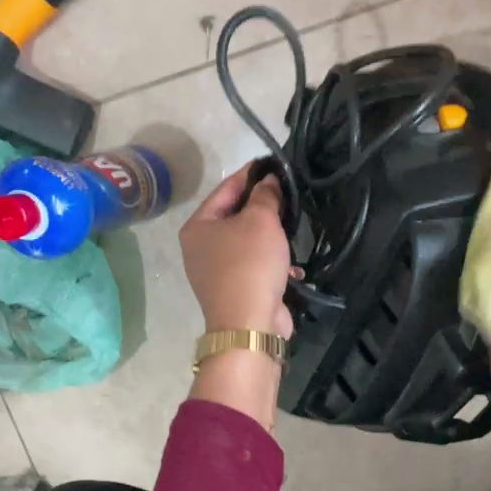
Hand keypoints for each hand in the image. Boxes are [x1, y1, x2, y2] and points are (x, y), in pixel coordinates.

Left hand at [179, 165, 296, 336]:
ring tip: (293, 226)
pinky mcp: (235, 292)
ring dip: (270, 237)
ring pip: (247, 243)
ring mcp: (216, 273)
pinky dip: (272, 264)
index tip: (275, 165)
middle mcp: (200, 249)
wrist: (249, 325)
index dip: (251, 174)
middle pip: (235, 216)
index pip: (226, 188)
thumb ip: (266, 195)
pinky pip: (255, 267)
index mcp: (197, 227)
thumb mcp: (261, 220)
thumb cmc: (250, 265)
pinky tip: (292, 266)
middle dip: (263, 207)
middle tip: (289, 194)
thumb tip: (269, 181)